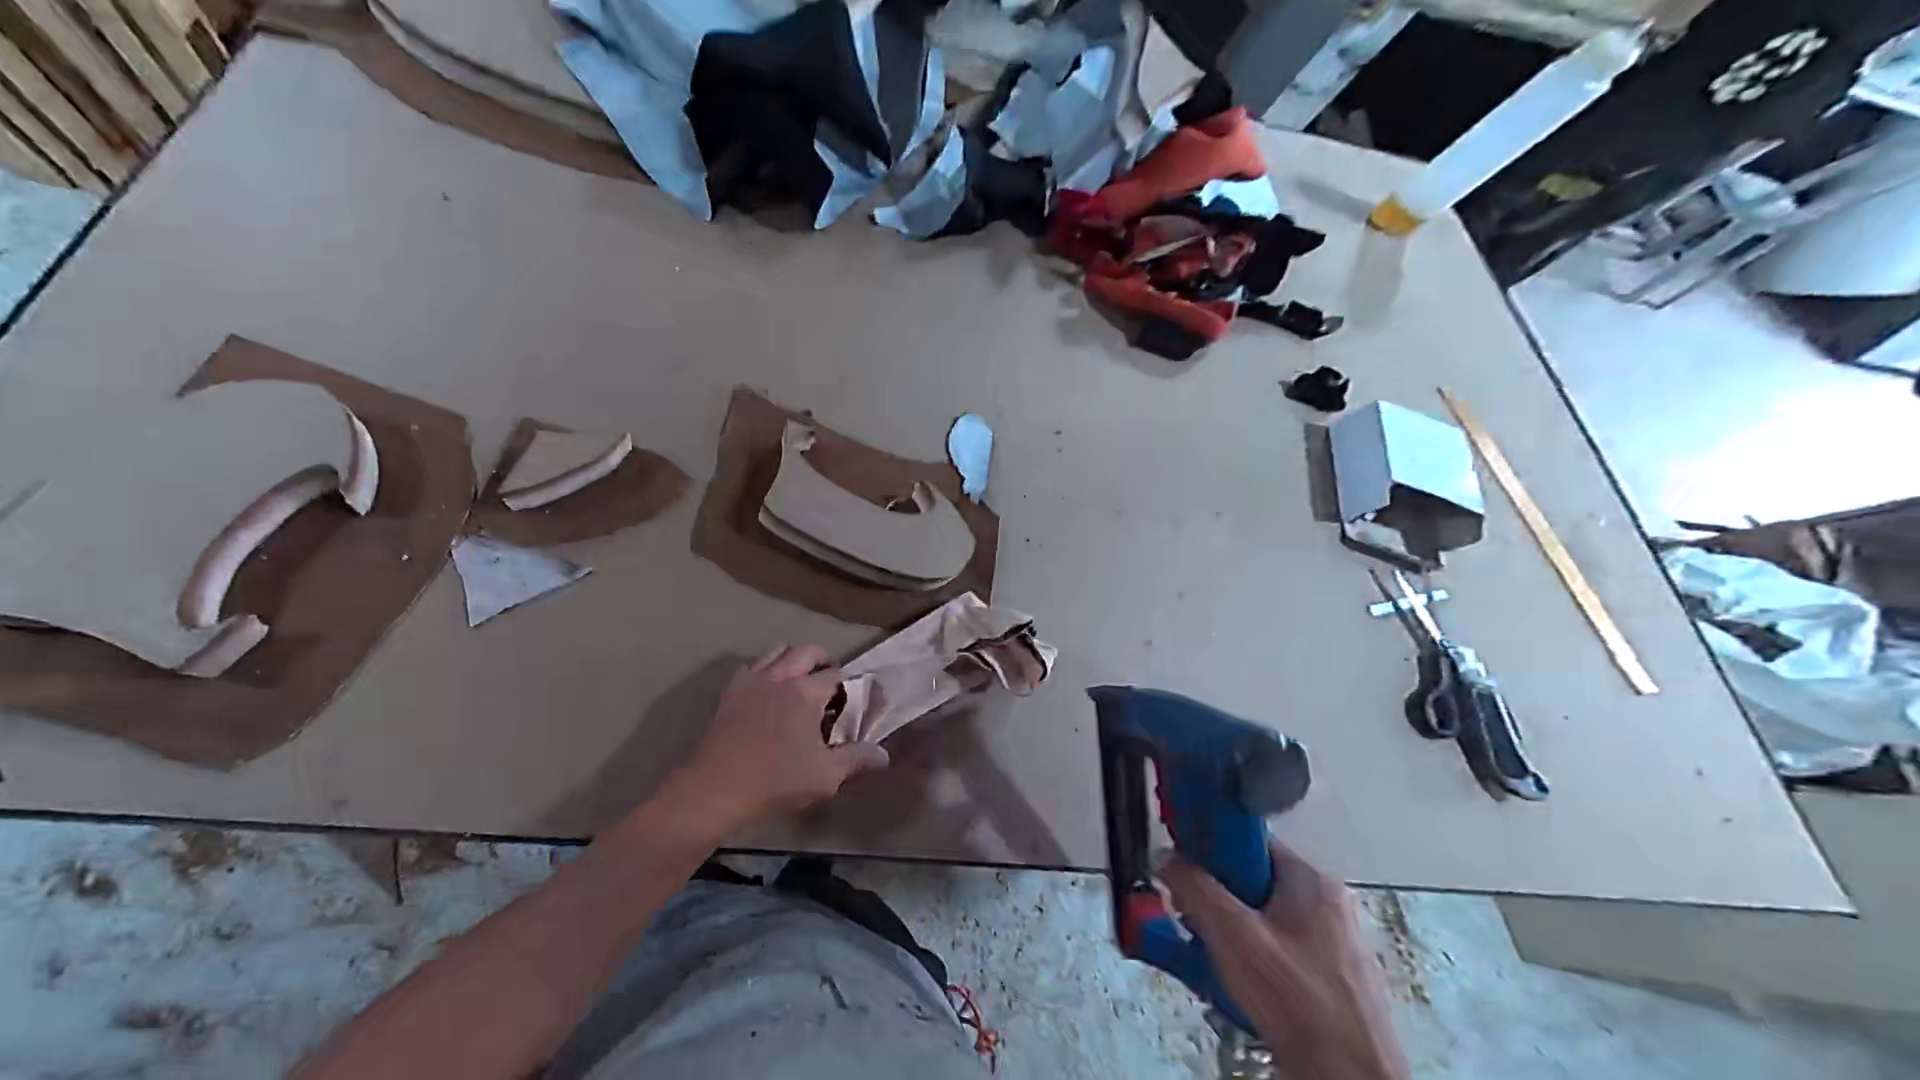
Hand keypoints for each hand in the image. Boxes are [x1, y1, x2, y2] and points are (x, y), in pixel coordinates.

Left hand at [665, 644, 889, 835]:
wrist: (715, 789)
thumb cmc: (775, 781)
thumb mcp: (825, 776)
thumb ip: (857, 760)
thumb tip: (884, 755)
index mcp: (807, 692)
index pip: (836, 675)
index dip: (847, 687)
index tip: (848, 706)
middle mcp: (781, 676)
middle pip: (808, 651)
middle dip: (823, 661)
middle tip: (828, 684)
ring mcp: (752, 680)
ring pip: (777, 650)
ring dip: (792, 659)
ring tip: (798, 681)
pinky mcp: (730, 691)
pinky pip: (751, 665)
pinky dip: (764, 668)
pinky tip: (766, 690)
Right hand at [1159, 841, 1409, 1079]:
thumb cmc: (1298, 1002)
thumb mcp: (1233, 936)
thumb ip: (1195, 889)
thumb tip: (1165, 857)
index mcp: (1311, 880)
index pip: (1249, 840)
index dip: (1210, 848)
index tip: (1181, 864)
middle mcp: (1326, 903)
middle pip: (1251, 881)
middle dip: (1214, 899)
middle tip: (1190, 918)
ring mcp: (1331, 942)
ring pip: (1259, 917)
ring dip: (1226, 933)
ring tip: (1208, 955)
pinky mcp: (1328, 977)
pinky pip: (1274, 948)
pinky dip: (1248, 958)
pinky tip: (1233, 982)